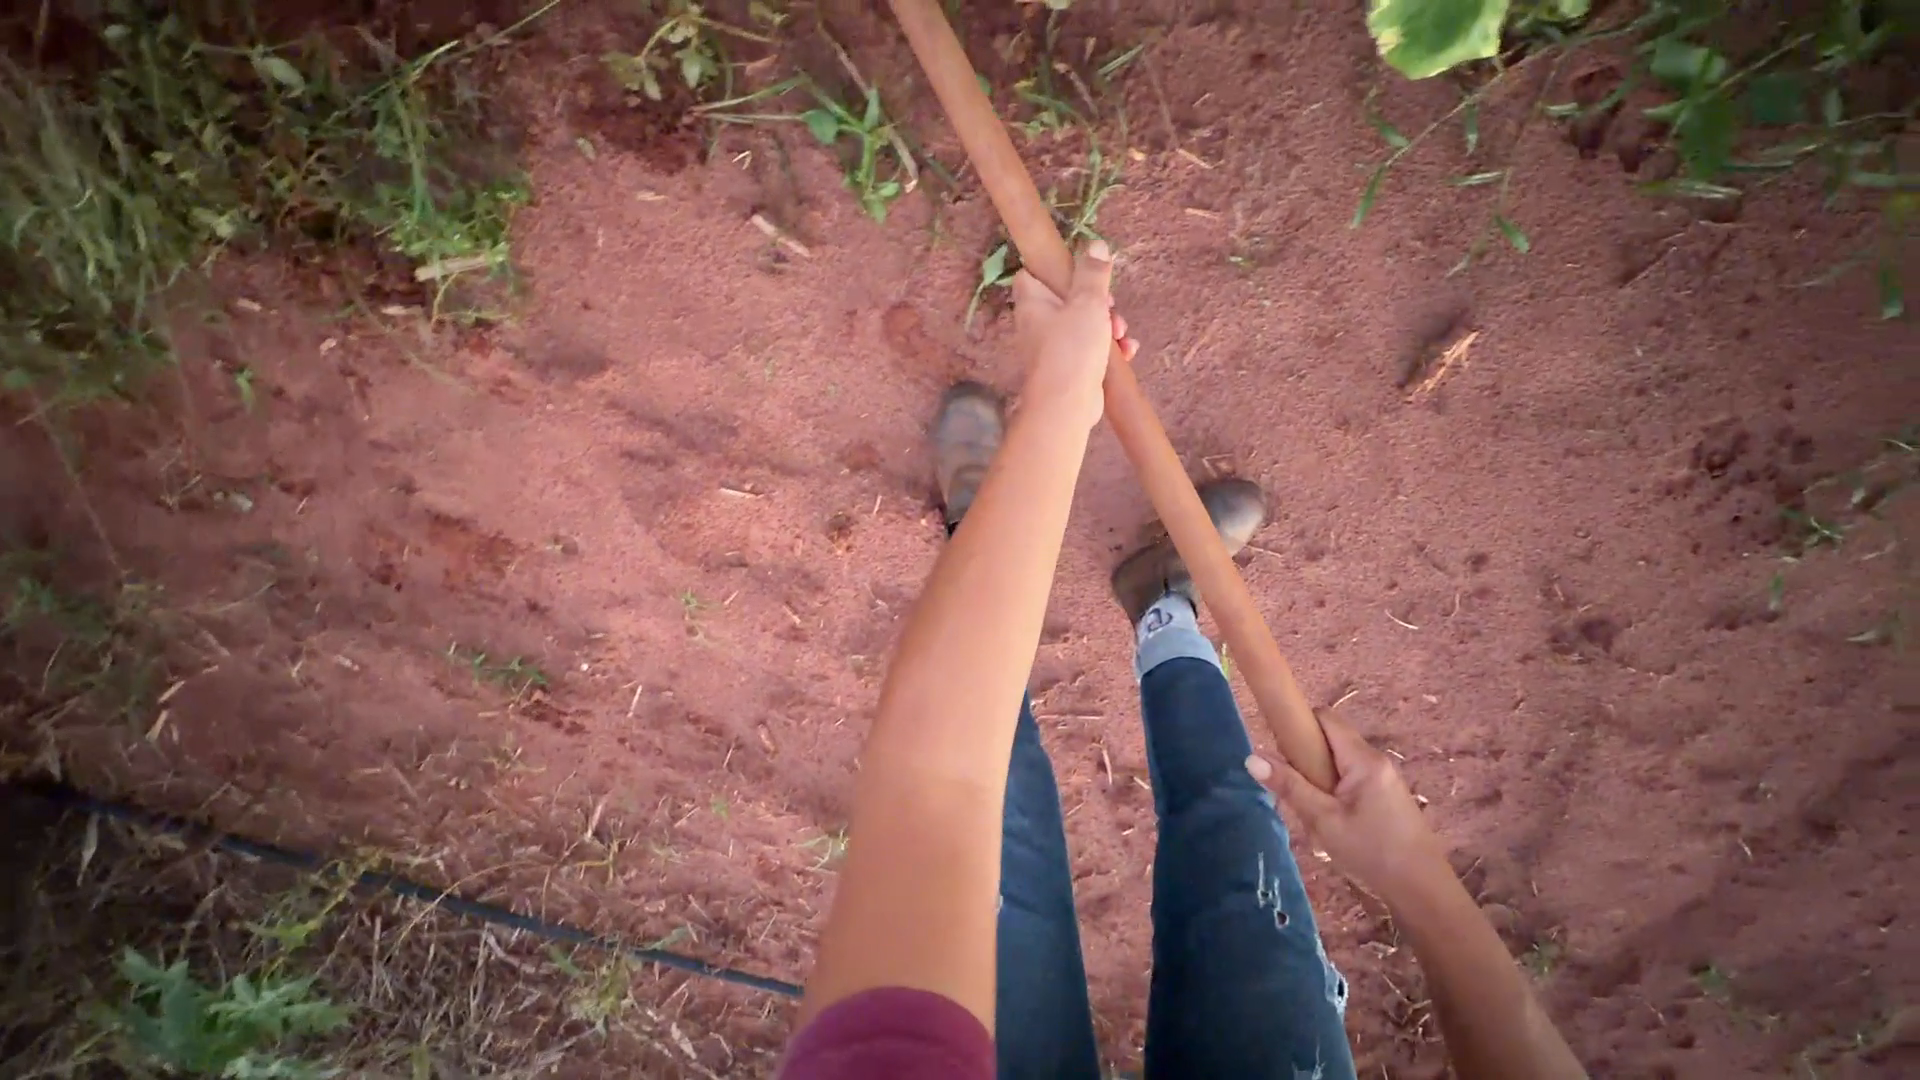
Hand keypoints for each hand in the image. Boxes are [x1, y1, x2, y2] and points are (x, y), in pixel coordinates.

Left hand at [1011, 239, 1137, 429]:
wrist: (1067, 406)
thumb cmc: (1072, 349)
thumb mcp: (1087, 303)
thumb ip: (1093, 273)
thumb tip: (1095, 244)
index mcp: (1033, 303)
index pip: (1032, 275)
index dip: (1056, 269)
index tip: (1083, 272)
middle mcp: (1037, 325)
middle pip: (1067, 300)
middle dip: (1097, 302)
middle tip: (1111, 308)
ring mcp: (1053, 349)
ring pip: (1083, 326)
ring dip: (1107, 327)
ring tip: (1120, 334)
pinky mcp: (1069, 369)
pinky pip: (1090, 350)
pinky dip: (1107, 350)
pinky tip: (1125, 352)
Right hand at [1246, 713, 1451, 903]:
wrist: (1424, 893)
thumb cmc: (1372, 852)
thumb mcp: (1323, 820)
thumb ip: (1288, 786)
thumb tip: (1251, 757)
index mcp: (1363, 759)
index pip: (1325, 717)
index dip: (1298, 724)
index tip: (1280, 750)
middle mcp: (1376, 760)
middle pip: (1330, 739)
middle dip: (1305, 757)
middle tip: (1293, 789)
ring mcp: (1384, 778)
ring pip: (1338, 761)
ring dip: (1318, 778)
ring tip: (1310, 810)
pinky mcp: (1386, 796)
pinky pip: (1350, 778)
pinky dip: (1333, 790)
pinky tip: (1330, 820)